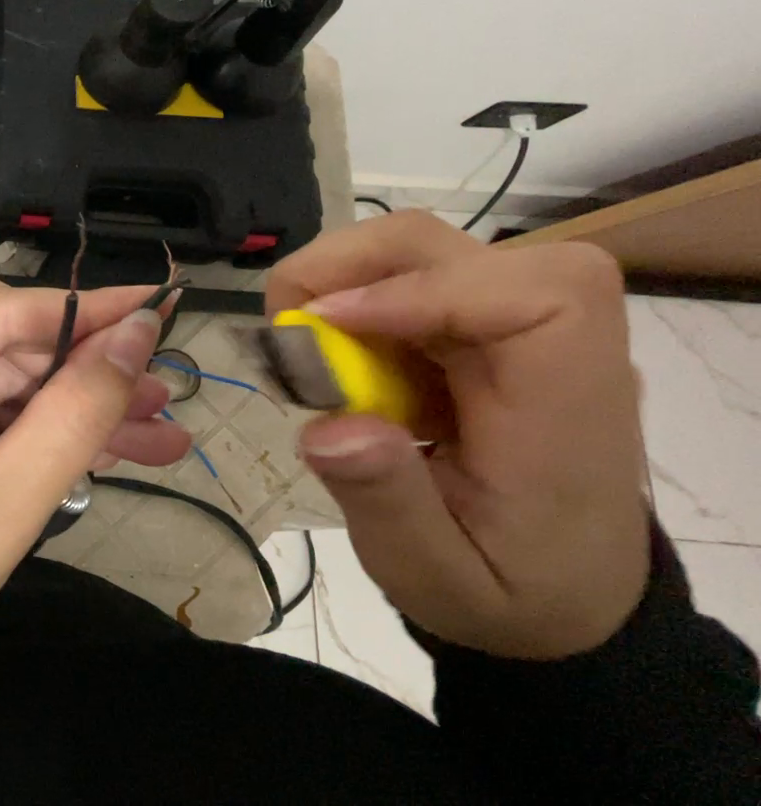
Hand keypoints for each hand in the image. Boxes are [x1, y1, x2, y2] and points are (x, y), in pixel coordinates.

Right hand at [268, 212, 650, 658]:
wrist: (565, 599)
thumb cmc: (505, 591)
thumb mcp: (437, 574)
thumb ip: (386, 501)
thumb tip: (328, 428)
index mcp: (565, 414)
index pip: (535, 297)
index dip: (422, 289)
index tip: (325, 324)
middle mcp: (554, 352)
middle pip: (460, 249)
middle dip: (352, 265)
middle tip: (283, 320)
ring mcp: (517, 335)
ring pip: (424, 253)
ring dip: (341, 280)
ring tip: (297, 342)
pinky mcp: (481, 334)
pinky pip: (408, 283)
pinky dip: (349, 302)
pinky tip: (329, 357)